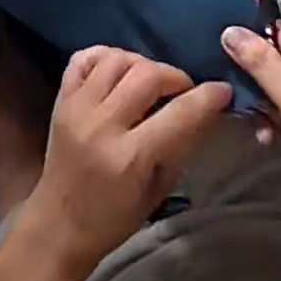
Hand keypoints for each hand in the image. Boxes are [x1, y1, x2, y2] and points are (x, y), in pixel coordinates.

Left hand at [0, 47, 230, 280]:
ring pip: (117, 59)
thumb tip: (210, 107)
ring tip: (151, 81)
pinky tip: (120, 71)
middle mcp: (100, 126)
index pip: (178, 113)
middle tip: (183, 90)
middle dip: (176, 76)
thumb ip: (184, 145)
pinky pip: (84, 58)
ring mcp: (76, 108)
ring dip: (142, 64)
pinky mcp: (61, 99)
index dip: (208, 97)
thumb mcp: (159, 189)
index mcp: (128, 158)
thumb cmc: (114, 217)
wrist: (58, 225)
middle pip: (147, 75)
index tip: (223, 90)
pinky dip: (106, 55)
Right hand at [222, 10, 280, 198]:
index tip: (222, 46)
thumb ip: (258, 60)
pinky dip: (278, 113)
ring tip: (263, 129)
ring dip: (264, 101)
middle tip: (245, 100)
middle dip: (254, 74)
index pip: (272, 9)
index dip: (247, 25)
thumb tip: (228, 29)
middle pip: (270, 44)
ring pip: (274, 72)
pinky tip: (272, 137)